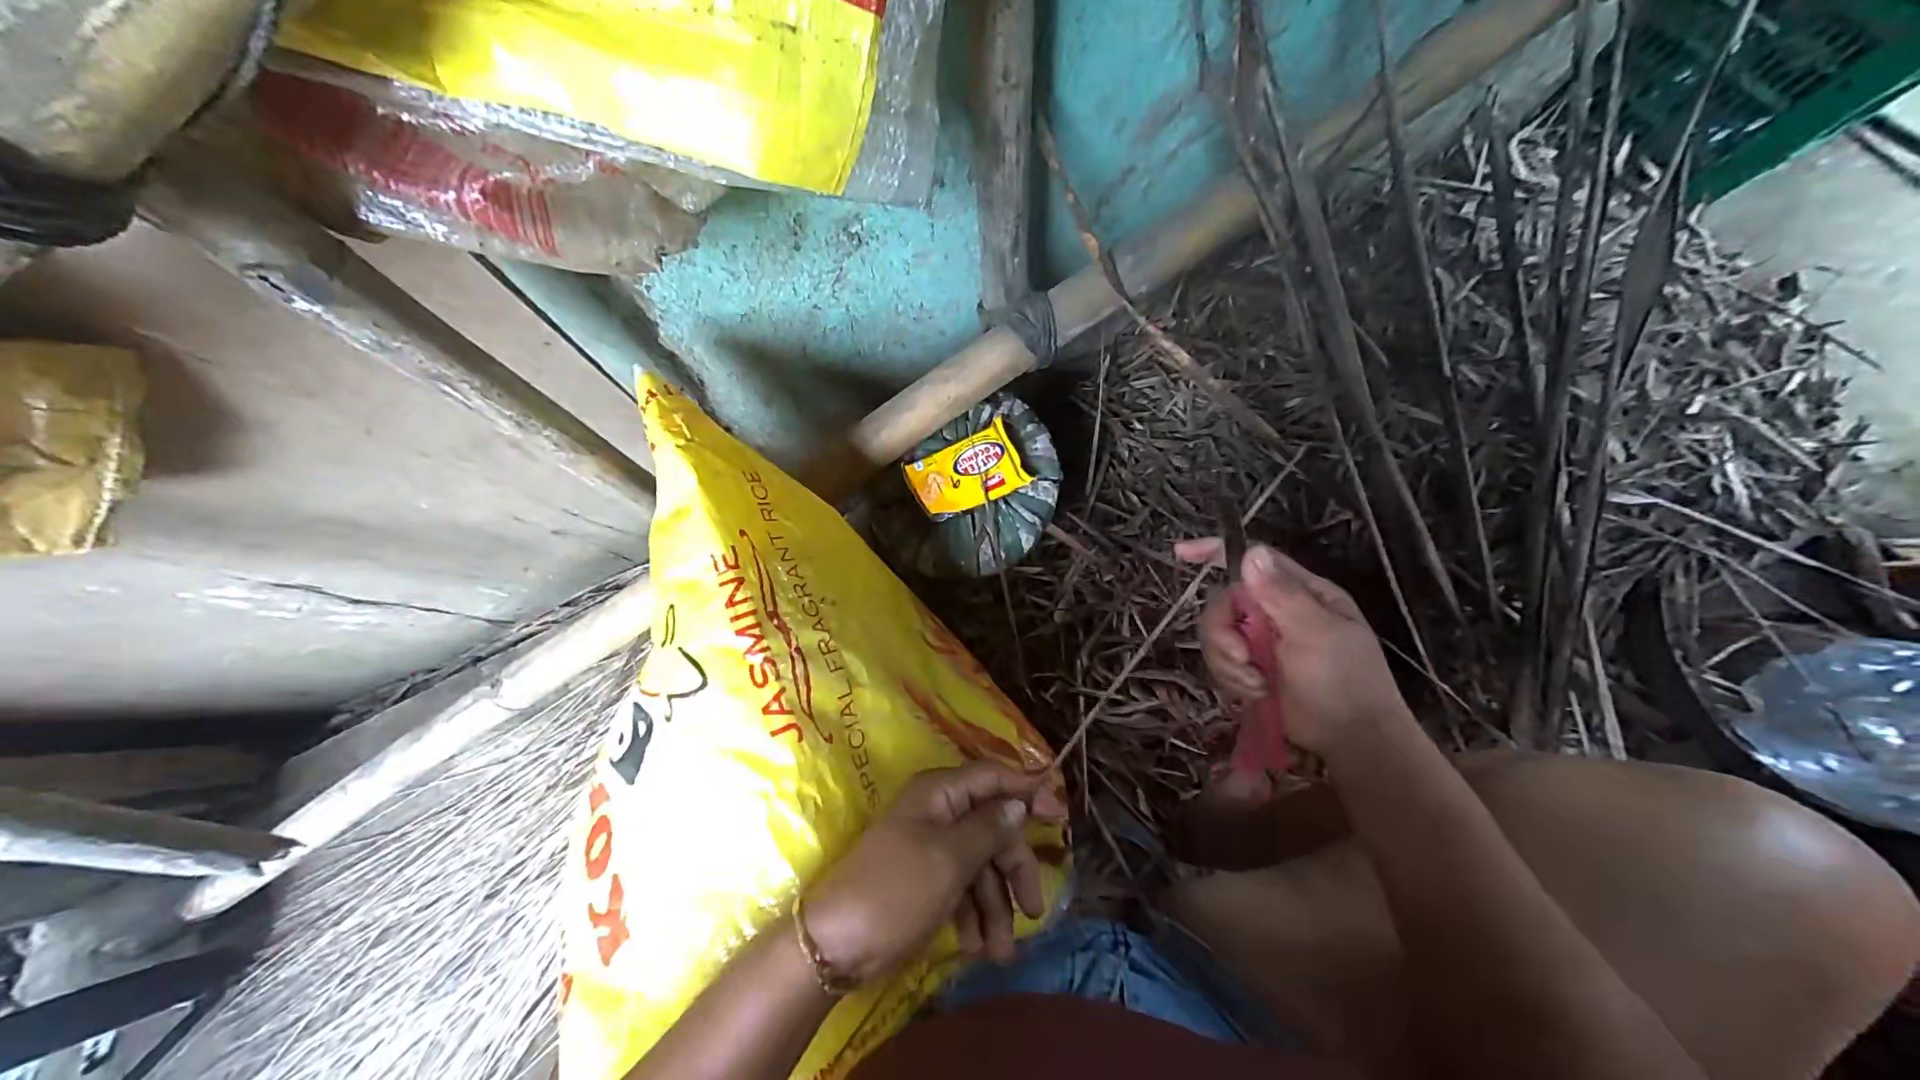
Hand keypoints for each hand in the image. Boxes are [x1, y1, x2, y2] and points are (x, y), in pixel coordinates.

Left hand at [800, 762, 1065, 983]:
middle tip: (1035, 908)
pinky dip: (975, 916)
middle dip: (1014, 870)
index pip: (994, 777)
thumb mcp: (950, 858)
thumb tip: (1018, 805)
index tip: (1062, 815)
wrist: (835, 947)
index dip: (1029, 790)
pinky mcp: (927, 882)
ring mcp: (932, 849)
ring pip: (982, 866)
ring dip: (996, 907)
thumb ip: (989, 828)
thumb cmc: (896, 890)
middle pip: (994, 828)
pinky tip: (977, 949)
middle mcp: (938, 813)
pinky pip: (964, 889)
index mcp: (940, 793)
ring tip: (1000, 951)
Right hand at [1176, 539, 1410, 752]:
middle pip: (1224, 602)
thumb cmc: (1346, 680)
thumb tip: (1250, 553)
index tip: (1182, 553)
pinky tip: (1256, 693)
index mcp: (1301, 591)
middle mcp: (1275, 610)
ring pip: (1216, 634)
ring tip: (1255, 684)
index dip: (1215, 552)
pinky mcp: (1249, 667)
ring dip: (1228, 662)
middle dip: (1224, 633)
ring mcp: (1260, 640)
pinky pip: (1219, 661)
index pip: (1254, 560)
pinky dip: (1231, 679)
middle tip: (1241, 658)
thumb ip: (1283, 594)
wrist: (1352, 739)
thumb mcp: (1319, 634)